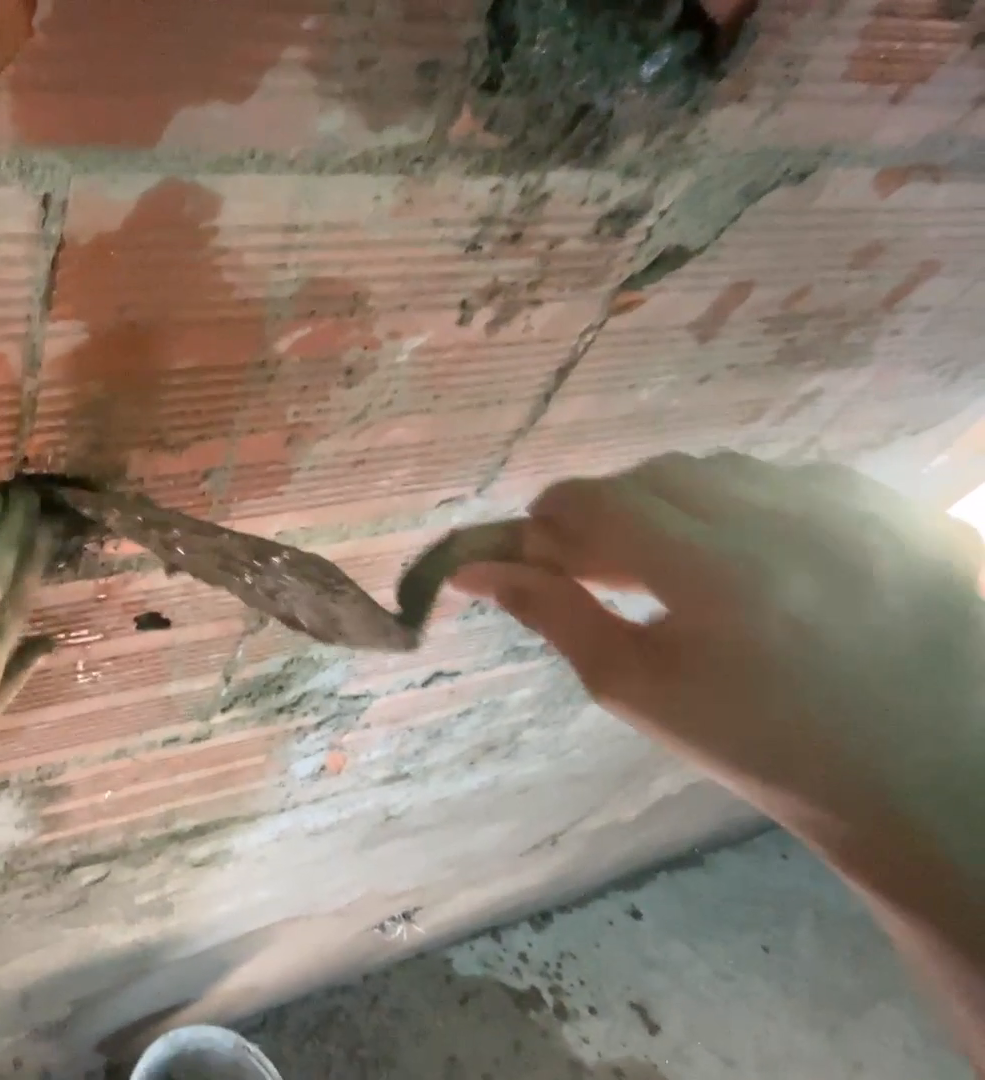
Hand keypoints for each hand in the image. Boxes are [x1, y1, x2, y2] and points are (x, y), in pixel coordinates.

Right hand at [453, 452, 984, 852]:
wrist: (937, 782)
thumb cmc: (762, 744)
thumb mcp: (633, 686)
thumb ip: (551, 613)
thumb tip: (472, 570)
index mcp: (715, 569)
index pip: (599, 498)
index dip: (552, 518)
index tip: (540, 553)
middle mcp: (789, 518)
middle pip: (654, 476)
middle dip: (609, 511)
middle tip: (602, 567)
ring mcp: (859, 508)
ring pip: (720, 470)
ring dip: (674, 504)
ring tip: (677, 564)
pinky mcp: (905, 511)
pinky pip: (790, 477)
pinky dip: (744, 503)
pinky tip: (753, 556)